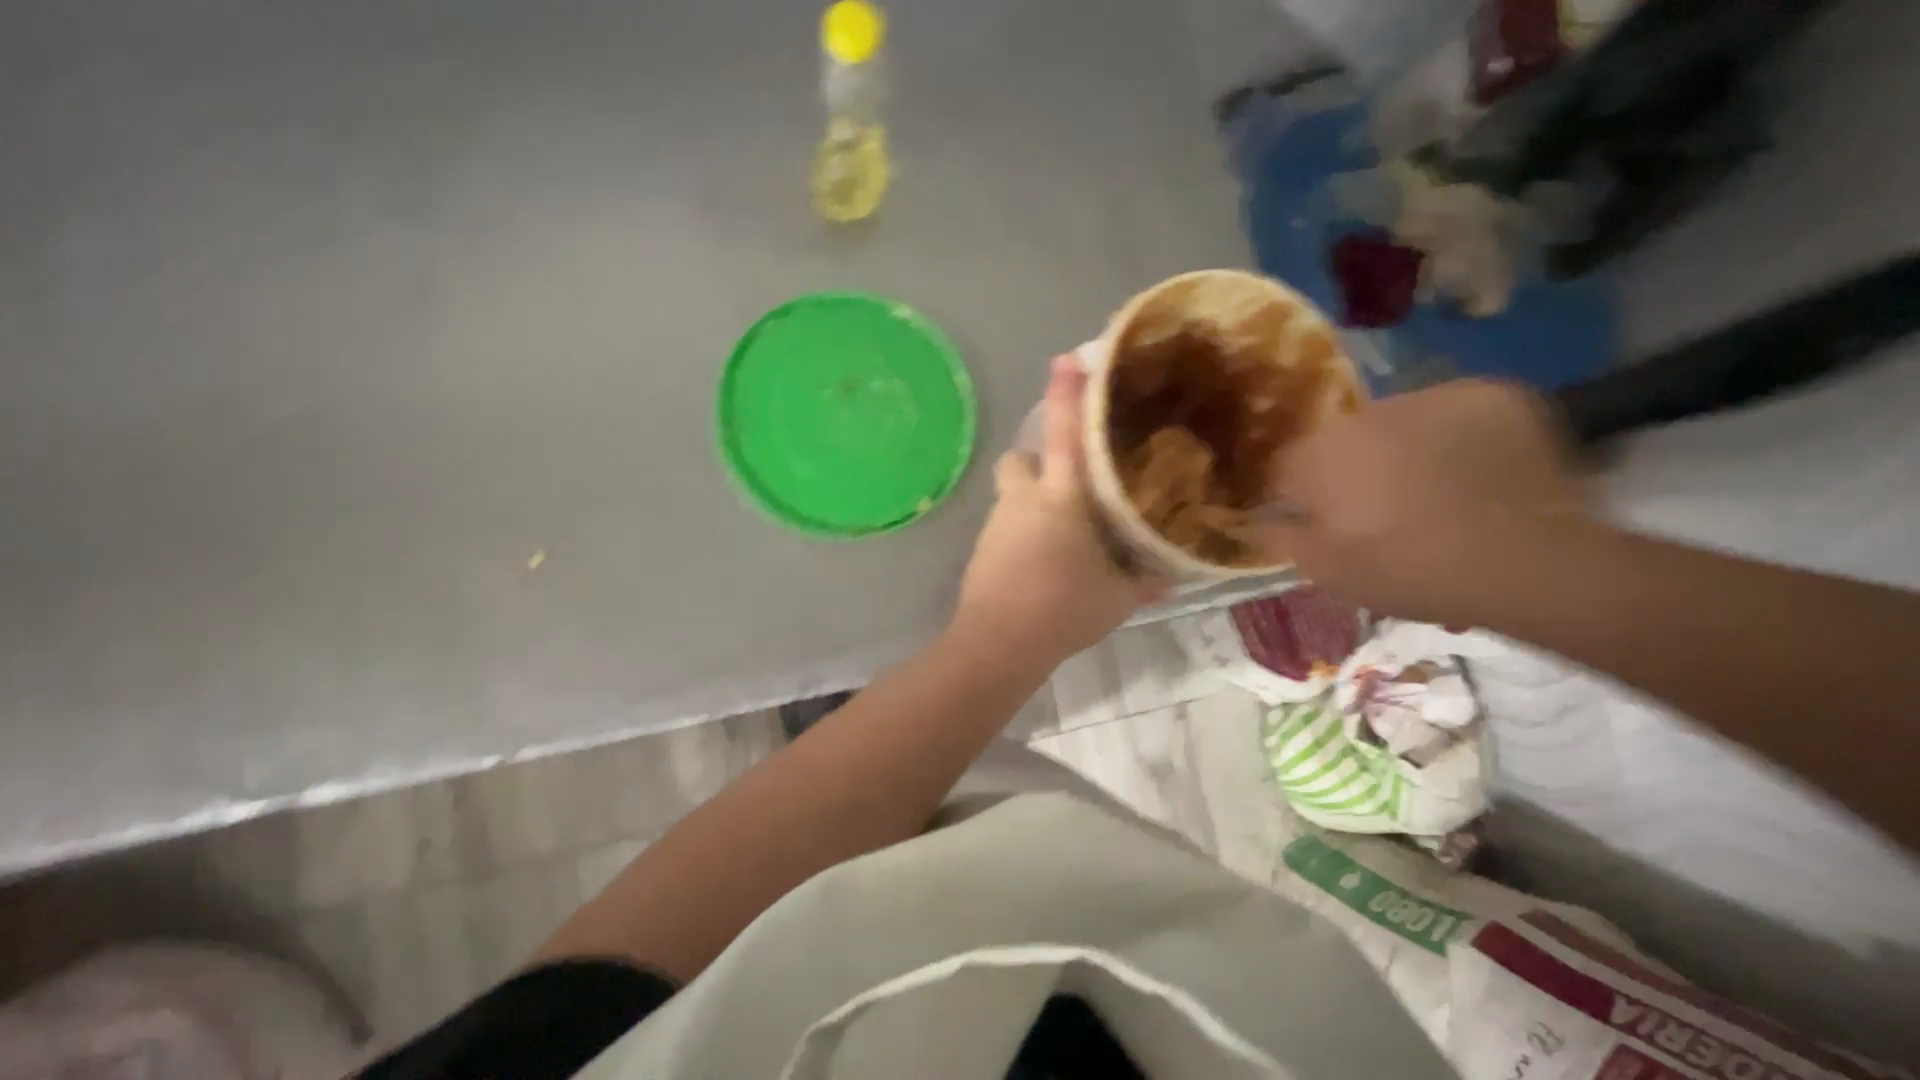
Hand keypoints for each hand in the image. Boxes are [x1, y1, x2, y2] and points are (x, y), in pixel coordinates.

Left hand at [953, 355, 1165, 665]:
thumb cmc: (1064, 610)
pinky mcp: (981, 549)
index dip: (1069, 393)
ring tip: (1060, 536)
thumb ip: (1147, 579)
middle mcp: (1023, 499)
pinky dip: (1022, 532)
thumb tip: (1175, 571)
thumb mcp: (1119, 597)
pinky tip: (1041, 563)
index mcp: (1062, 497)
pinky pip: (1005, 525)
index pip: (1067, 433)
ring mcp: (996, 523)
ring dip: (1032, 501)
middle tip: (1069, 484)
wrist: (998, 643)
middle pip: (1022, 457)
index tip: (1069, 359)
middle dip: (1040, 461)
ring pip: (1012, 493)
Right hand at [1261, 379, 1586, 622]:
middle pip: (1345, 440)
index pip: (1285, 465)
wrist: (1526, 561)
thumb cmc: (1410, 570)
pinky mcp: (1494, 396)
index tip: (1311, 520)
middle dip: (1352, 470)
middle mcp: (1370, 412)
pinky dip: (1461, 439)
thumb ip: (1282, 537)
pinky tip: (1479, 475)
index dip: (1294, 494)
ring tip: (1436, 493)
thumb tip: (1259, 518)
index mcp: (1321, 453)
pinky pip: (1460, 416)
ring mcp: (1436, 398)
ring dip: (1406, 450)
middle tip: (1378, 514)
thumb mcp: (1328, 571)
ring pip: (1403, 423)